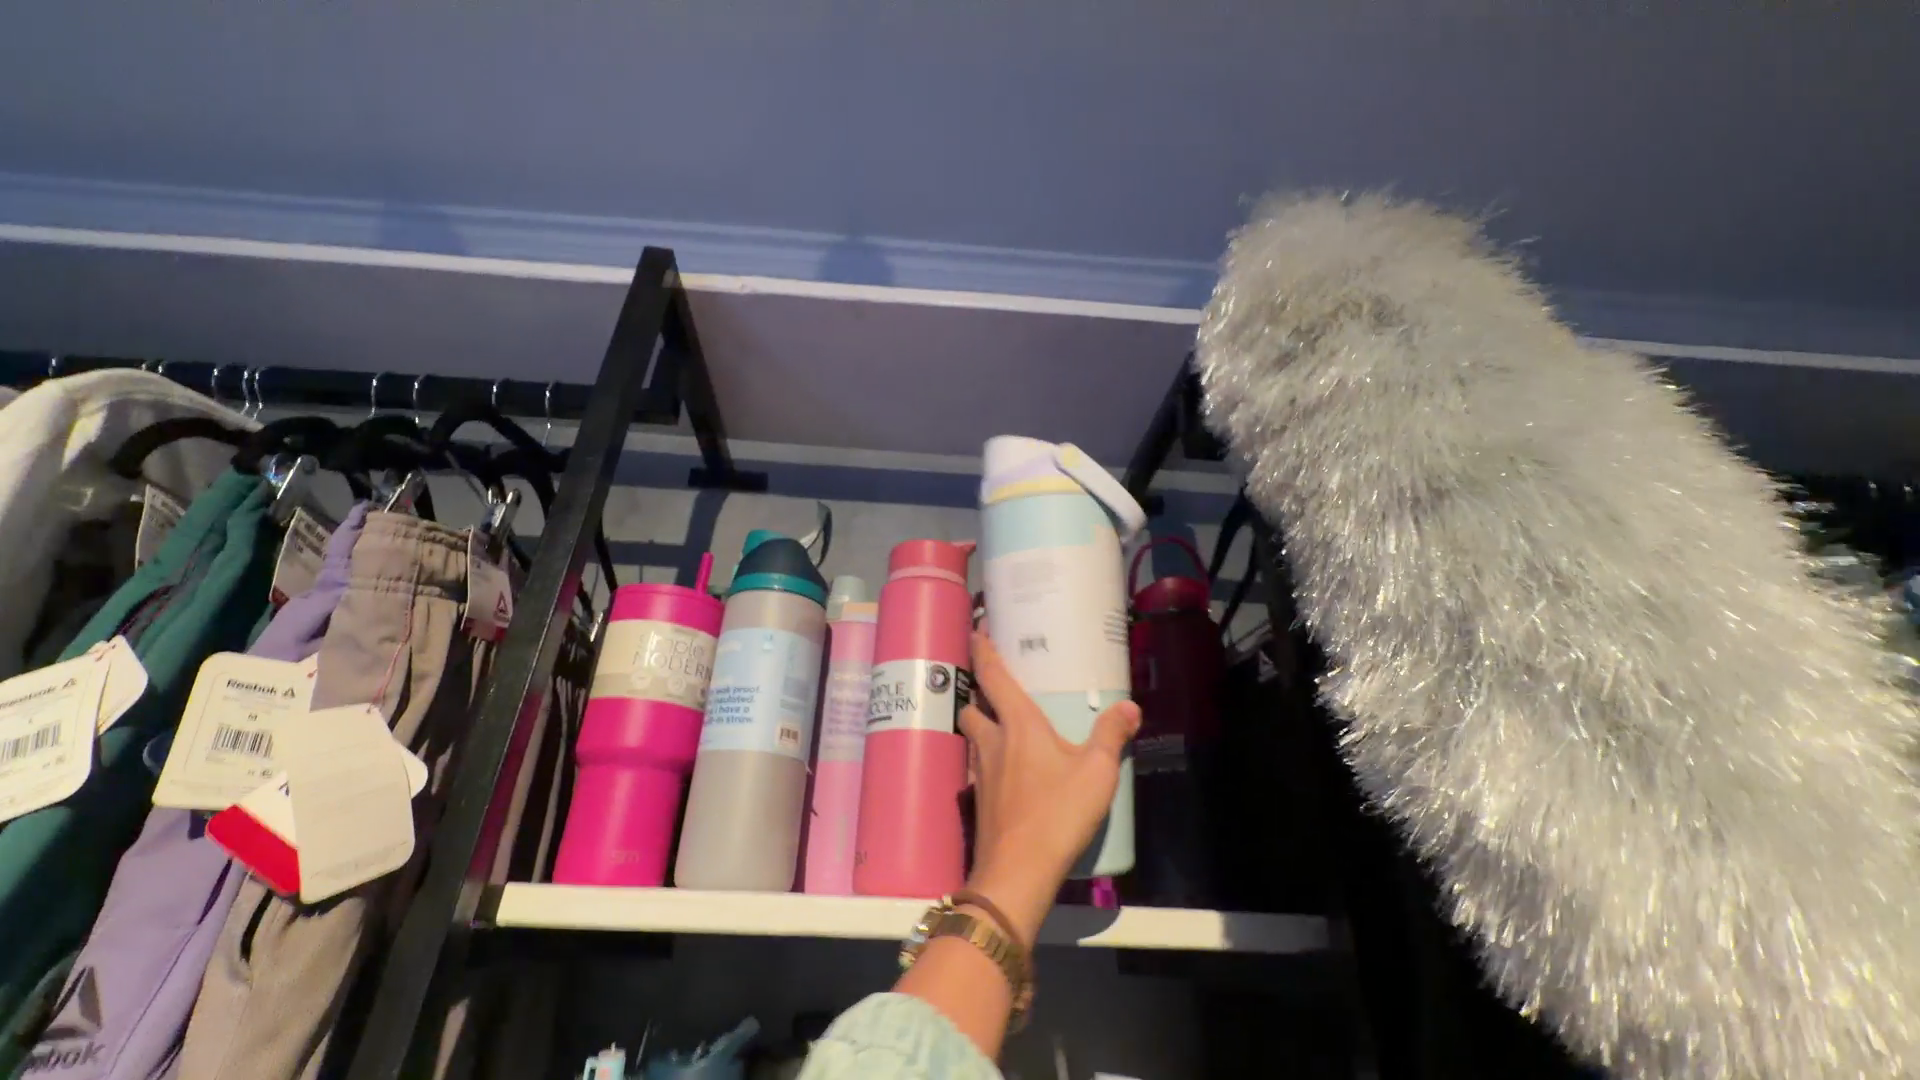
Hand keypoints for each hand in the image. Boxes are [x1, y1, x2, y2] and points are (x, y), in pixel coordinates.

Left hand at [958, 632, 1140, 945]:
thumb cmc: (1057, 813)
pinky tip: (1006, 774)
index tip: (976, 630)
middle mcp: (992, 742)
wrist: (1018, 870)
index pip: (993, 676)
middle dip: (978, 695)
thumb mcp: (1097, 773)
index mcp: (1017, 725)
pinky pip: (978, 768)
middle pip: (972, 707)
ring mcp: (981, 773)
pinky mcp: (979, 801)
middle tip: (995, 690)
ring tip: (1003, 729)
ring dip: (980, 728)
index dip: (983, 650)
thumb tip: (1130, 707)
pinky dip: (988, 761)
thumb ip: (1112, 736)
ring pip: (972, 738)